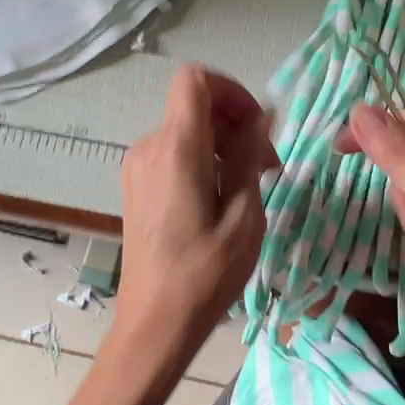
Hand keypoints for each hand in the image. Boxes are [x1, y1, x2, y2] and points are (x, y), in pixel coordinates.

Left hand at [112, 65, 279, 361]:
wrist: (154, 324)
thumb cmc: (205, 274)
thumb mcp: (244, 215)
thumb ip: (249, 156)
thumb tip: (263, 115)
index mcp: (176, 148)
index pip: (195, 81)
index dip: (232, 90)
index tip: (259, 126)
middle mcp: (149, 148)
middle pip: (194, 106)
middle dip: (236, 124)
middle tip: (268, 168)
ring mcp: (137, 168)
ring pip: (185, 131)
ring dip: (222, 146)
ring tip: (250, 188)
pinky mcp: (135, 188)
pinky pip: (172, 155)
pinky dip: (202, 162)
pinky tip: (221, 199)